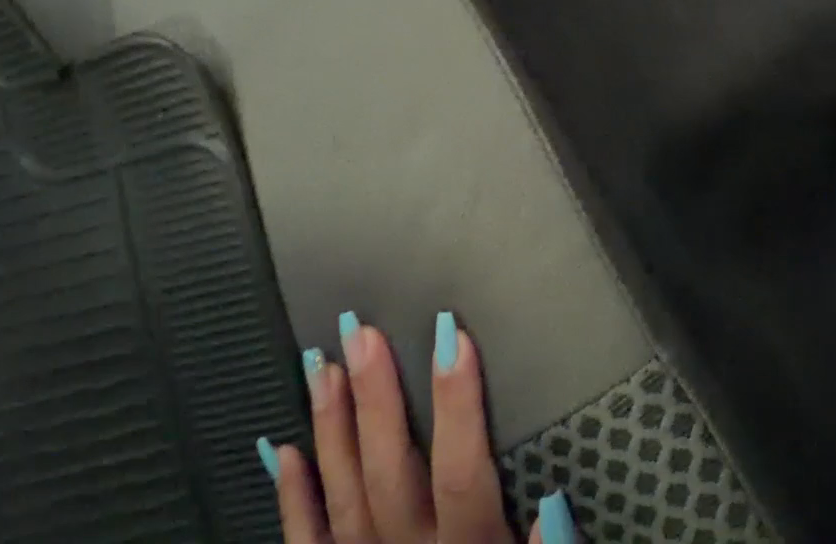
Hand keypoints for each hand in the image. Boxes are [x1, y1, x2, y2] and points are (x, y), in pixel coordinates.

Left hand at [262, 313, 577, 543]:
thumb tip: (554, 503)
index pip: (463, 470)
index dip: (458, 403)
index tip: (452, 335)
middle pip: (389, 470)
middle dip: (376, 397)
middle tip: (361, 332)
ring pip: (341, 494)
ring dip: (330, 427)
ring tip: (322, 364)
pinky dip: (291, 498)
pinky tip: (281, 450)